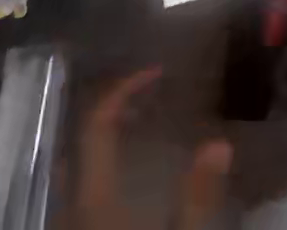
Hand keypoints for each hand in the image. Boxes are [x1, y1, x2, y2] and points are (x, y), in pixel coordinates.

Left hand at [70, 68, 232, 229]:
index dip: (122, 88)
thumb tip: (219, 143)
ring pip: (76, 162)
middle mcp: (71, 207)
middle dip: (113, 105)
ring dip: (106, 134)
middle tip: (151, 92)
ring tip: (142, 124)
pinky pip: (78, 187)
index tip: (156, 72)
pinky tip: (127, 174)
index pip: (98, 123)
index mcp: (95, 200)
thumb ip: (199, 200)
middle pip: (80, 137)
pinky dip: (100, 163)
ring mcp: (67, 226)